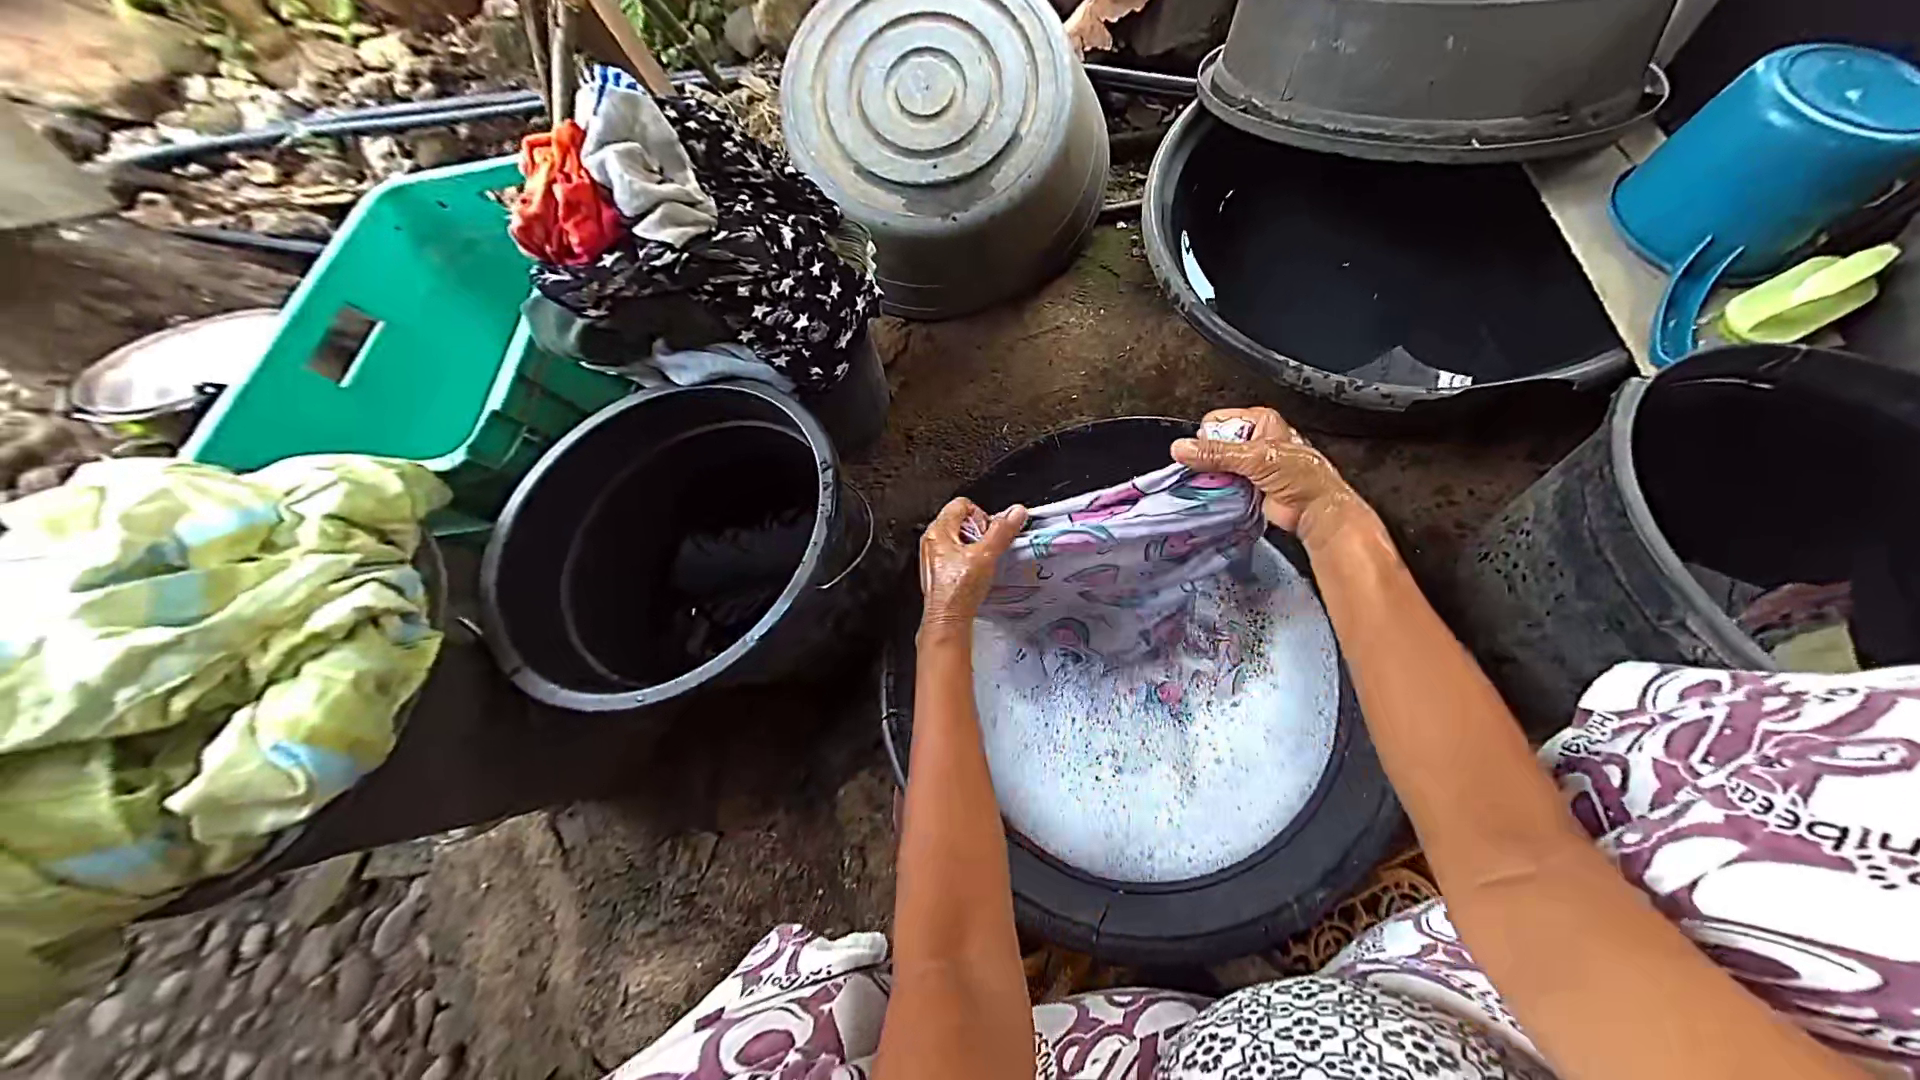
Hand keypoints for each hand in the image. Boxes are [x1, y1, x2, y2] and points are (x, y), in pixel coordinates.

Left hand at [919, 497, 1027, 632]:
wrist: (948, 621)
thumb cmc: (957, 592)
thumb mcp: (986, 555)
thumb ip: (1002, 531)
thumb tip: (1015, 513)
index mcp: (938, 531)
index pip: (962, 504)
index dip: (981, 515)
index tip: (990, 531)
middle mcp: (932, 541)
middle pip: (962, 520)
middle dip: (979, 531)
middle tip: (986, 547)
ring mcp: (934, 556)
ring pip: (961, 538)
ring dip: (975, 546)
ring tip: (981, 562)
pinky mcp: (940, 570)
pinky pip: (957, 555)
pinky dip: (969, 559)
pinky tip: (976, 572)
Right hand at [1170, 406, 1365, 547]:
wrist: (1315, 511)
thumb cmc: (1301, 478)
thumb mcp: (1255, 458)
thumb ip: (1216, 453)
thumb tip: (1180, 448)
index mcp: (1259, 422)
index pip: (1216, 422)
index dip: (1210, 437)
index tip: (1215, 453)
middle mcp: (1253, 440)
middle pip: (1212, 445)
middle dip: (1209, 459)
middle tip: (1217, 472)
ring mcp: (1248, 464)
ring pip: (1214, 465)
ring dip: (1212, 476)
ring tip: (1220, 484)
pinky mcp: (1244, 485)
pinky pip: (1219, 483)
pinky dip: (1216, 489)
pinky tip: (1221, 494)